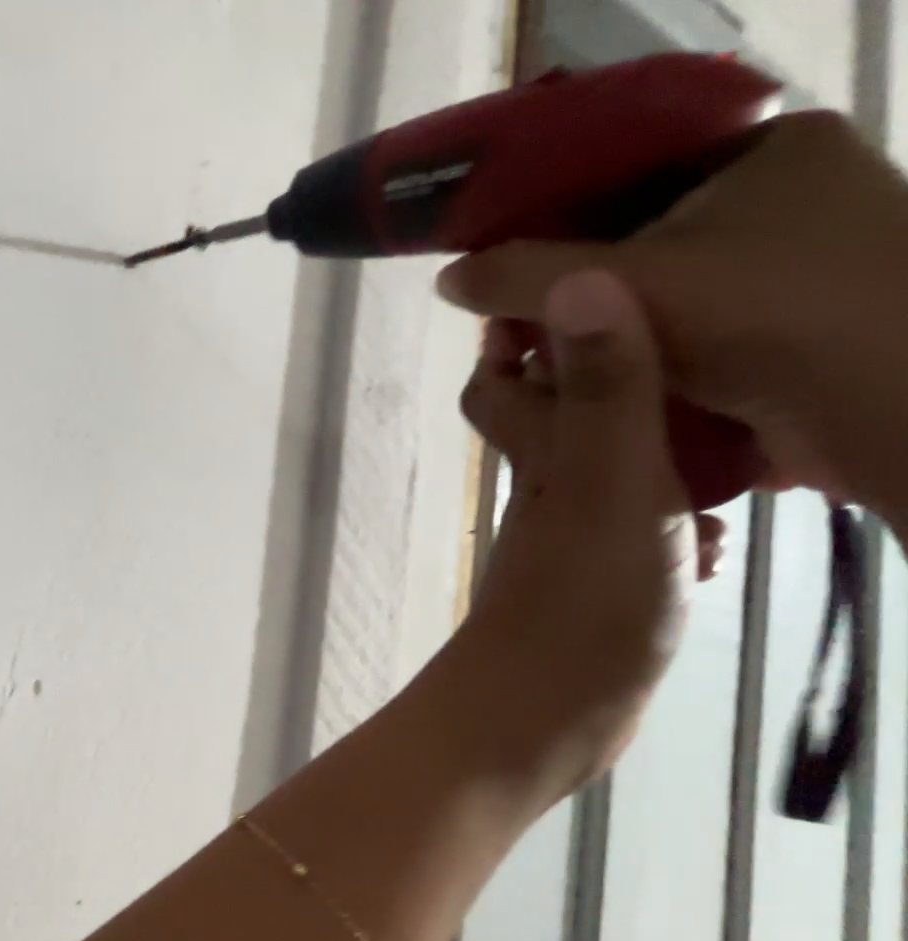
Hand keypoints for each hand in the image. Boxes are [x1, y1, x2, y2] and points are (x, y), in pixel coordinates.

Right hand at [438, 111, 907, 518]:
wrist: (899, 421)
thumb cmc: (769, 318)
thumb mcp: (617, 285)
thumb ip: (518, 277)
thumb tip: (447, 279)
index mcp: (770, 151)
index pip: (627, 170)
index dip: (551, 213)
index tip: (496, 259)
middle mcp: (792, 197)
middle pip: (636, 237)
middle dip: (568, 287)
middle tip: (505, 320)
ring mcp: (795, 269)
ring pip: (657, 292)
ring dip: (596, 328)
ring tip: (530, 355)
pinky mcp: (789, 333)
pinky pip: (684, 332)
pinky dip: (635, 353)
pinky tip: (583, 377)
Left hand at [449, 271, 723, 792]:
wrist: (551, 710)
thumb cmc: (581, 594)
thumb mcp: (610, 476)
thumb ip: (603, 386)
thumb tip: (575, 282)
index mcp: (543, 445)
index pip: (508, 367)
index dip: (527, 321)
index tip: (581, 270)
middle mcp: (549, 479)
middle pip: (557, 408)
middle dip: (605, 369)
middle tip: (684, 331)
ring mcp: (576, 531)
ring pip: (608, 464)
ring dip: (658, 440)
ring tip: (735, 410)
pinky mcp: (607, 579)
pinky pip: (646, 528)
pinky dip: (681, 517)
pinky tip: (730, 521)